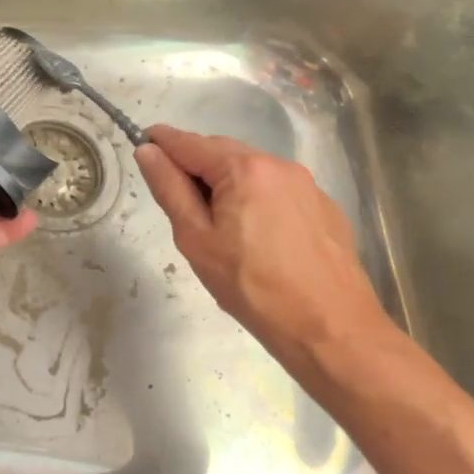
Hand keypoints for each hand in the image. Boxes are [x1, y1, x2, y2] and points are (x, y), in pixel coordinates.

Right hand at [133, 125, 389, 366]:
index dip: (160, 142)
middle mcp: (279, 166)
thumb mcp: (196, 238)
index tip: (140, 147)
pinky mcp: (326, 209)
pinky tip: (254, 236)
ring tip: (216, 225)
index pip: (188, 142)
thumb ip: (169, 188)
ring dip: (225, 183)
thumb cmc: (251, 286)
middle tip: (177, 202)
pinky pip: (276, 190)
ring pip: (250, 170)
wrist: (332, 331)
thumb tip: (147, 151)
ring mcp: (308, 186)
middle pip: (221, 151)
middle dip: (193, 166)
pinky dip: (255, 198)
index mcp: (244, 169)